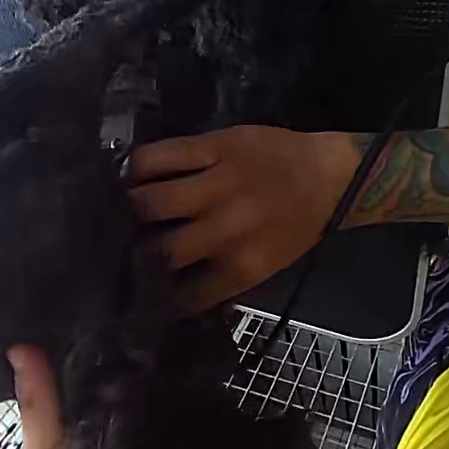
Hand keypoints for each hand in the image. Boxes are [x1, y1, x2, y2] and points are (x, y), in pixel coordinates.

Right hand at [128, 127, 362, 311]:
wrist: (329, 176)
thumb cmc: (298, 224)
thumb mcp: (269, 265)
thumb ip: (226, 282)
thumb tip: (180, 301)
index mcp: (244, 265)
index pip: (185, 295)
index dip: (158, 299)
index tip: (142, 294)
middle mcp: (229, 228)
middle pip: (159, 250)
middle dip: (134, 256)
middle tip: (121, 250)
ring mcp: (220, 184)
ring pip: (150, 201)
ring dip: (128, 210)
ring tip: (119, 212)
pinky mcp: (216, 146)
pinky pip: (158, 156)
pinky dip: (137, 167)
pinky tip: (134, 176)